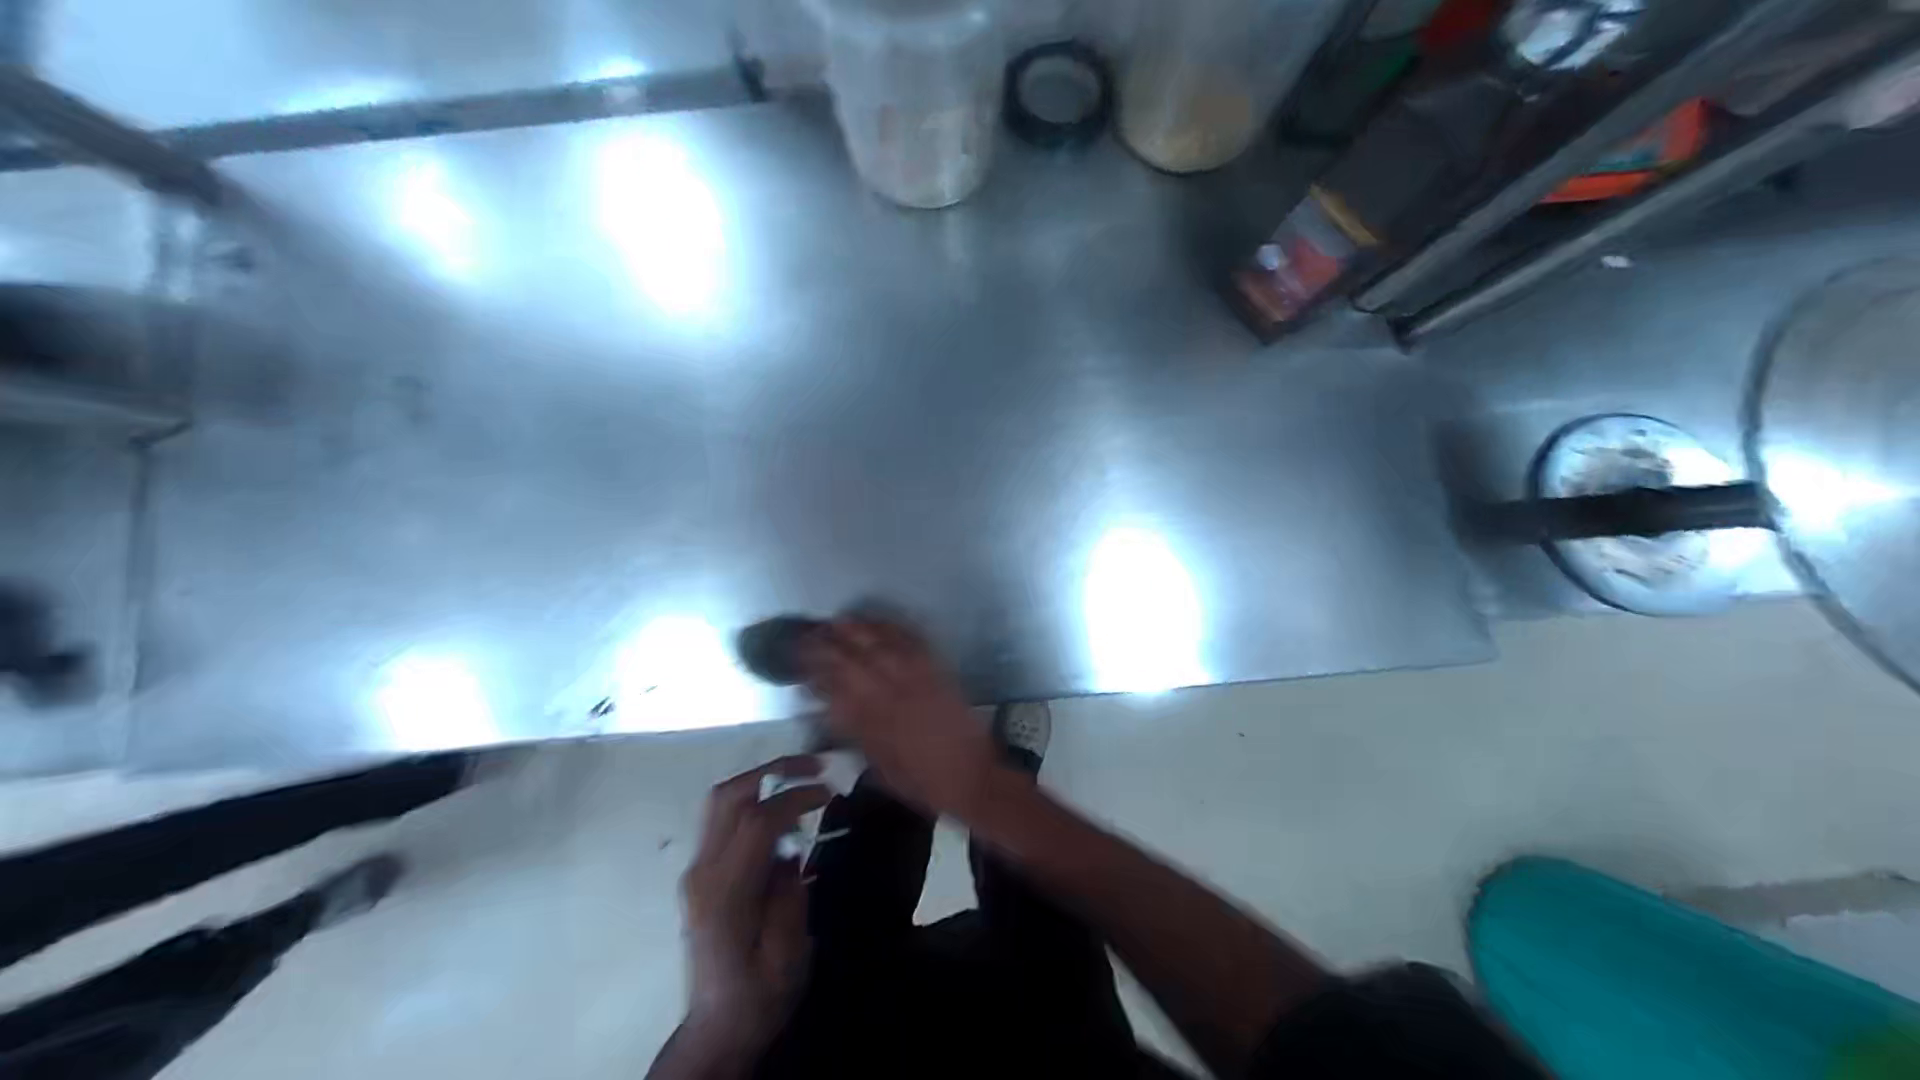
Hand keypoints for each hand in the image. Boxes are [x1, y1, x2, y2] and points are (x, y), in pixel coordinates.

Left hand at [677, 756, 831, 1063]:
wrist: (717, 1028)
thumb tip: (790, 848)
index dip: (793, 797)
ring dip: (761, 779)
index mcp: (724, 896)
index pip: (755, 822)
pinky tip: (782, 807)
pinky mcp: (700, 872)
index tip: (827, 791)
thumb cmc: (759, 996)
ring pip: (720, 801)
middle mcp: (702, 874)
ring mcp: (696, 870)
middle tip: (815, 767)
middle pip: (728, 798)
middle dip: (773, 771)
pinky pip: (723, 818)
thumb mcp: (788, 955)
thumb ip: (788, 895)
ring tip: (801, 777)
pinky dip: (754, 799)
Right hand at [801, 617, 1003, 817]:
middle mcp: (888, 696)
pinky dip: (895, 630)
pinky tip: (881, 622)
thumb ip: (855, 736)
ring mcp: (914, 681)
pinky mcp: (937, 673)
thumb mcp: (878, 766)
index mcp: (870, 723)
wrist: (971, 778)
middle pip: (851, 662)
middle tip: (811, 634)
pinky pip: (913, 644)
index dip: (813, 674)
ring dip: (856, 631)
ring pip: (880, 646)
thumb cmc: (922, 782)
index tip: (799, 663)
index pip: (833, 690)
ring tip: (839, 621)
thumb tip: (833, 712)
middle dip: (826, 645)